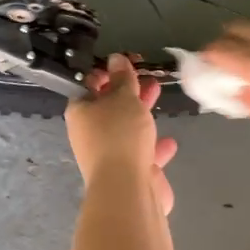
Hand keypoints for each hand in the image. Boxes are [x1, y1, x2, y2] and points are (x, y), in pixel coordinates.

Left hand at [66, 54, 179, 214]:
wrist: (128, 191)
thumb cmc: (120, 134)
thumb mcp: (123, 97)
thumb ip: (122, 77)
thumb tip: (115, 58)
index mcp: (80, 112)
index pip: (89, 85)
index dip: (107, 71)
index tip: (126, 62)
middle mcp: (89, 134)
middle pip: (109, 106)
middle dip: (128, 91)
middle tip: (147, 76)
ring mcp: (108, 157)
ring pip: (126, 129)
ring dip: (142, 113)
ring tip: (158, 95)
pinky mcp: (128, 175)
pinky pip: (142, 154)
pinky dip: (154, 146)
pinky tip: (170, 142)